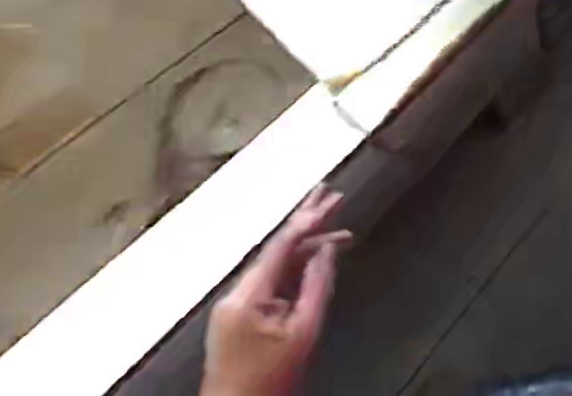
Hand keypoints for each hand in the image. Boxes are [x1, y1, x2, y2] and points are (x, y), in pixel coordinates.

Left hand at [202, 187, 349, 395]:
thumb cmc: (271, 380)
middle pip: (278, 249)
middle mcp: (236, 296)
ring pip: (277, 263)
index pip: (282, 246)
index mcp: (247, 298)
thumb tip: (328, 249)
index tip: (330, 200)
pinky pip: (272, 279)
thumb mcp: (304, 329)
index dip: (308, 220)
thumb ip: (318, 283)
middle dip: (307, 221)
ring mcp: (234, 306)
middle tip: (332, 195)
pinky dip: (296, 264)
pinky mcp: (238, 315)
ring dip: (307, 244)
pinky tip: (318, 253)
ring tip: (337, 223)